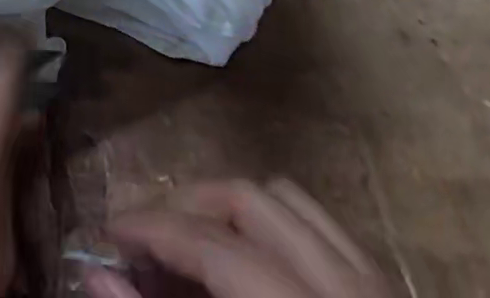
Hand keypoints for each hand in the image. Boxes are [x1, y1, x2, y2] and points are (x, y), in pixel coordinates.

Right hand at [85, 179, 387, 297]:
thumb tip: (99, 275)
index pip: (213, 244)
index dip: (150, 228)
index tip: (109, 235)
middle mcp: (348, 291)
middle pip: (248, 201)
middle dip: (183, 204)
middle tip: (144, 236)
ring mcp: (379, 289)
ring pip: (288, 200)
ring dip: (227, 207)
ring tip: (192, 235)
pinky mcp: (391, 295)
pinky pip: (323, 226)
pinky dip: (272, 224)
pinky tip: (248, 257)